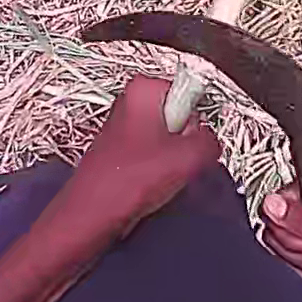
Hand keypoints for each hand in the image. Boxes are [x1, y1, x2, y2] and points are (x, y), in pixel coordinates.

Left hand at [68, 75, 221, 231]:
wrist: (90, 213)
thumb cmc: (130, 179)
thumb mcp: (188, 157)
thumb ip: (210, 140)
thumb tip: (211, 140)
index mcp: (143, 88)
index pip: (190, 93)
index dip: (195, 122)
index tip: (187, 141)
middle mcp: (131, 101)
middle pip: (180, 118)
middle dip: (185, 143)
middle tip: (175, 163)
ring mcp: (125, 126)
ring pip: (169, 141)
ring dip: (173, 162)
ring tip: (162, 178)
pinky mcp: (121, 150)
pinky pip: (155, 157)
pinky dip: (158, 172)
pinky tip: (151, 187)